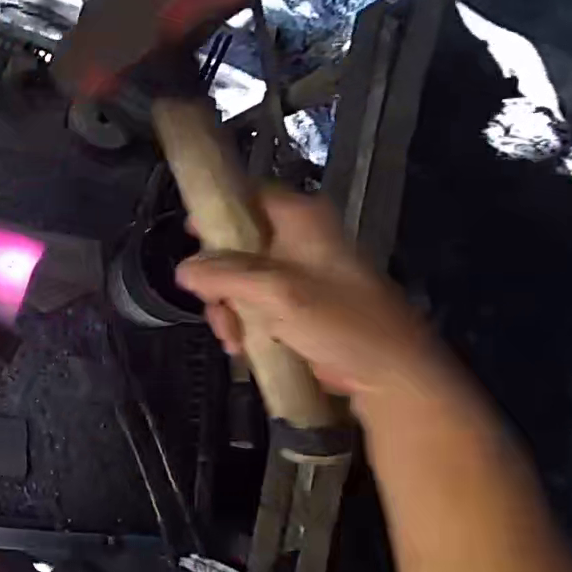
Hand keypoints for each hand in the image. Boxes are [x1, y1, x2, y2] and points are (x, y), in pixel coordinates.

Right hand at [174, 189, 439, 415]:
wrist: (389, 375)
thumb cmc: (341, 322)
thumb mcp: (279, 293)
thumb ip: (225, 277)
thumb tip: (182, 269)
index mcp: (302, 220)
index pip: (250, 196)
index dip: (217, 211)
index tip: (190, 236)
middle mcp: (299, 241)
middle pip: (238, 245)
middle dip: (218, 280)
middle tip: (213, 307)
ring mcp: (299, 276)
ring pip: (242, 281)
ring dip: (229, 309)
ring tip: (233, 339)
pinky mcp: (298, 308)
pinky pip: (256, 306)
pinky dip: (244, 324)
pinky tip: (243, 347)